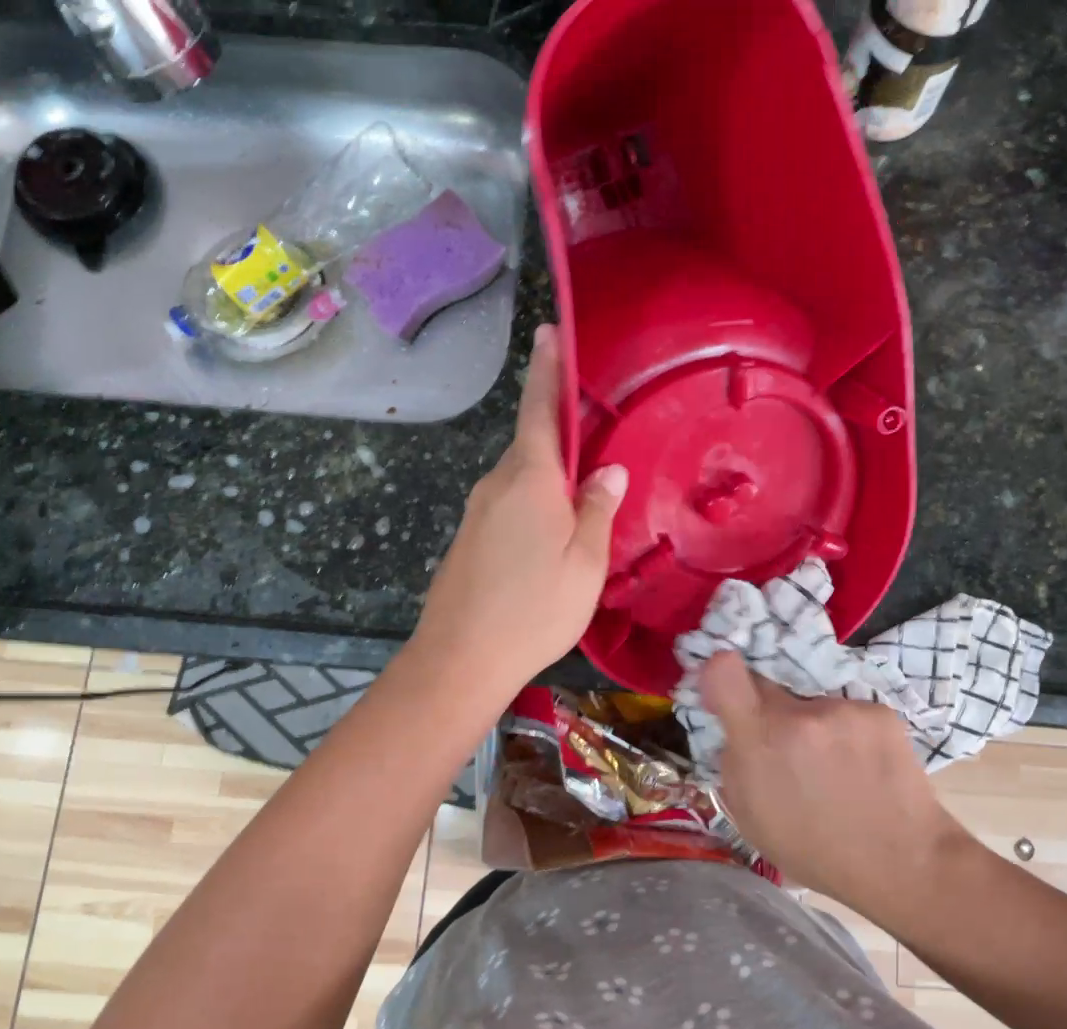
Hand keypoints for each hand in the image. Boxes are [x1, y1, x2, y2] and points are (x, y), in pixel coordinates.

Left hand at [411, 324, 628, 692]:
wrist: (459, 659)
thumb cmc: (532, 611)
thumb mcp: (584, 564)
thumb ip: (597, 512)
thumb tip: (608, 472)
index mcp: (529, 480)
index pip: (539, 410)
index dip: (546, 370)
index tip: (548, 331)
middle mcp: (497, 484)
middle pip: (532, 443)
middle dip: (561, 429)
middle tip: (597, 429)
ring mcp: (478, 511)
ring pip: (522, 476)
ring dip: (551, 473)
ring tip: (584, 490)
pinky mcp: (470, 537)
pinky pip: (510, 502)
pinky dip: (535, 500)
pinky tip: (553, 530)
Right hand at [702, 651, 975, 924]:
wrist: (901, 863)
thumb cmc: (813, 851)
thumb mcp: (749, 814)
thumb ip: (734, 758)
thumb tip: (733, 726)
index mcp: (759, 740)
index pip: (724, 670)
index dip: (721, 674)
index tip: (729, 692)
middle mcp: (799, 714)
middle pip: (770, 684)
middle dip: (770, 708)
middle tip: (786, 743)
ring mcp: (843, 710)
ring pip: (813, 702)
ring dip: (815, 724)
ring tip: (835, 766)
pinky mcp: (879, 711)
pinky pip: (849, 711)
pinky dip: (850, 732)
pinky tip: (863, 766)